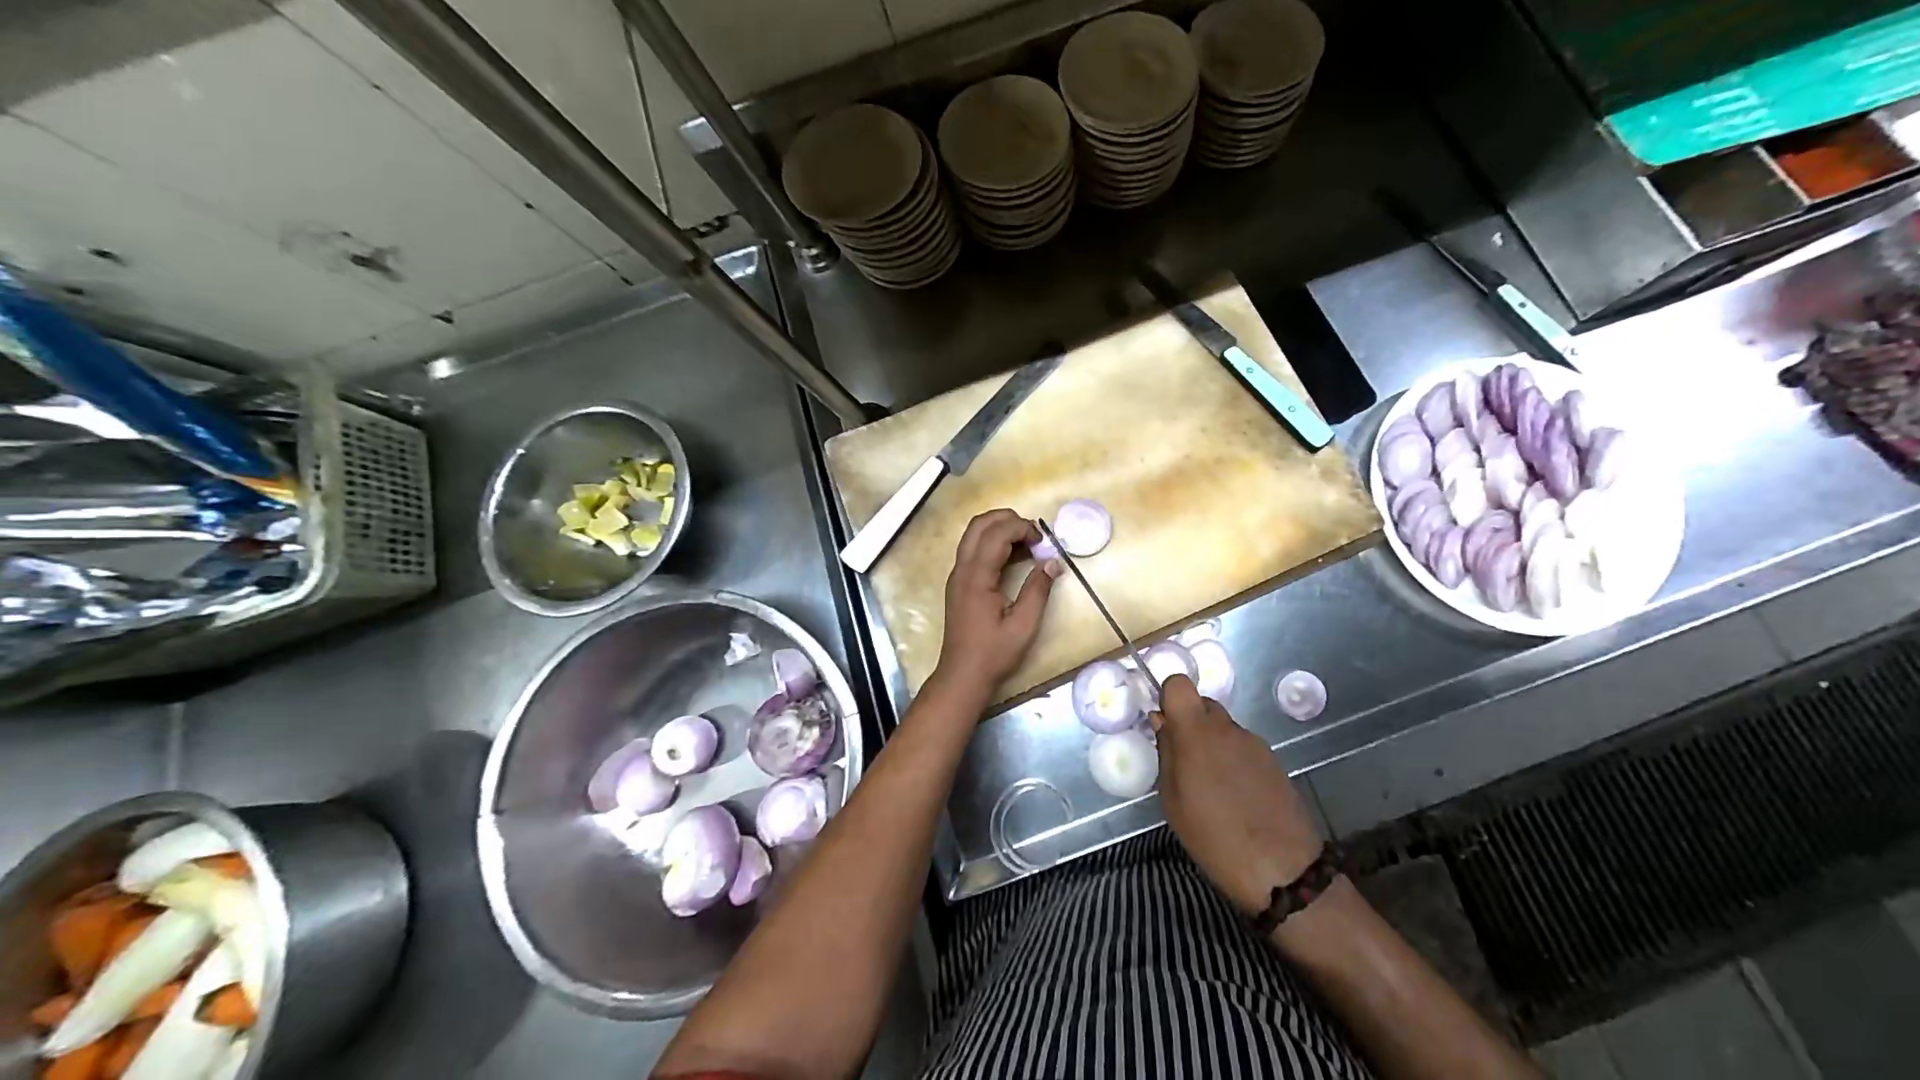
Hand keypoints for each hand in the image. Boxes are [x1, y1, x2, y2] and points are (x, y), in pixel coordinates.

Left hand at [933, 510, 1061, 696]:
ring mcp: (957, 575)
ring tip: (1027, 542)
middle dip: (1007, 519)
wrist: (962, 675)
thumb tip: (1053, 563)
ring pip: (973, 534)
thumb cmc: (993, 653)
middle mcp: (961, 570)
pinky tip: (1013, 557)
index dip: (1021, 528)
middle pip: (979, 525)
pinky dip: (992, 542)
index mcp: (976, 577)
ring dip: (998, 529)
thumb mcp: (1023, 625)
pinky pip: (972, 549)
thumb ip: (1038, 590)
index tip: (1043, 540)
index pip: (996, 534)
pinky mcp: (959, 583)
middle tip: (1034, 533)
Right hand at [1153, 675, 1324, 915]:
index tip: (1165, 725)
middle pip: (1203, 705)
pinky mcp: (1275, 761)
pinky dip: (1233, 761)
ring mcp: (1255, 744)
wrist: (1282, 871)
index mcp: (1197, 732)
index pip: (1180, 684)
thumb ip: (1167, 753)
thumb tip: (1162, 722)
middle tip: (1184, 761)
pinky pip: (1243, 748)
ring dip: (1213, 744)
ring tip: (1211, 786)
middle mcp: (1228, 728)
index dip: (1169, 697)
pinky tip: (1234, 796)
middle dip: (1190, 724)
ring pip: (1224, 728)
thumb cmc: (1213, 837)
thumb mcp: (1173, 799)